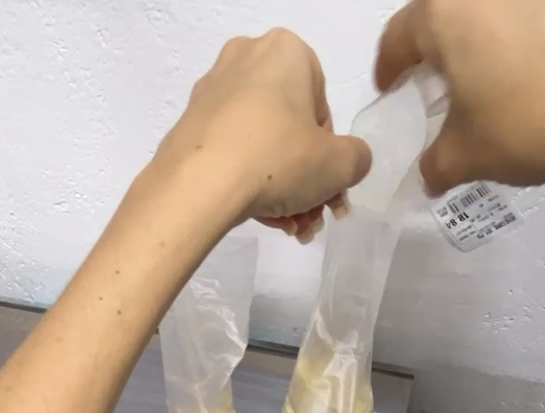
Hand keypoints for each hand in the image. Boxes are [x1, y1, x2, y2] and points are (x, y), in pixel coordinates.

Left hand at [153, 30, 371, 242]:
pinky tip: (261, 220)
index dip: (329, 157)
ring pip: (260, 147)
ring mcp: (211, 95)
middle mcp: (245, 61)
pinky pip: (230, 157)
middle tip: (311, 220)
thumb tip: (348, 163)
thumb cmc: (277, 161)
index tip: (327, 191)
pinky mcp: (188, 129)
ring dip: (280, 193)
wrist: (197, 186)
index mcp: (286, 51)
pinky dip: (248, 187)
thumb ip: (356, 160)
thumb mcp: (339, 165)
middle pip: (288, 131)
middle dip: (304, 182)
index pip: (321, 109)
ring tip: (289, 230)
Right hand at [375, 0, 544, 192]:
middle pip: (454, 8)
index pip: (399, 35)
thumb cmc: (535, 124)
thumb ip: (436, 163)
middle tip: (452, 75)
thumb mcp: (468, 158)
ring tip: (512, 66)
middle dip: (447, 40)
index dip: (391, 66)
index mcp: (447, 13)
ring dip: (500, 27)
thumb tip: (433, 171)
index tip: (393, 85)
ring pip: (506, 4)